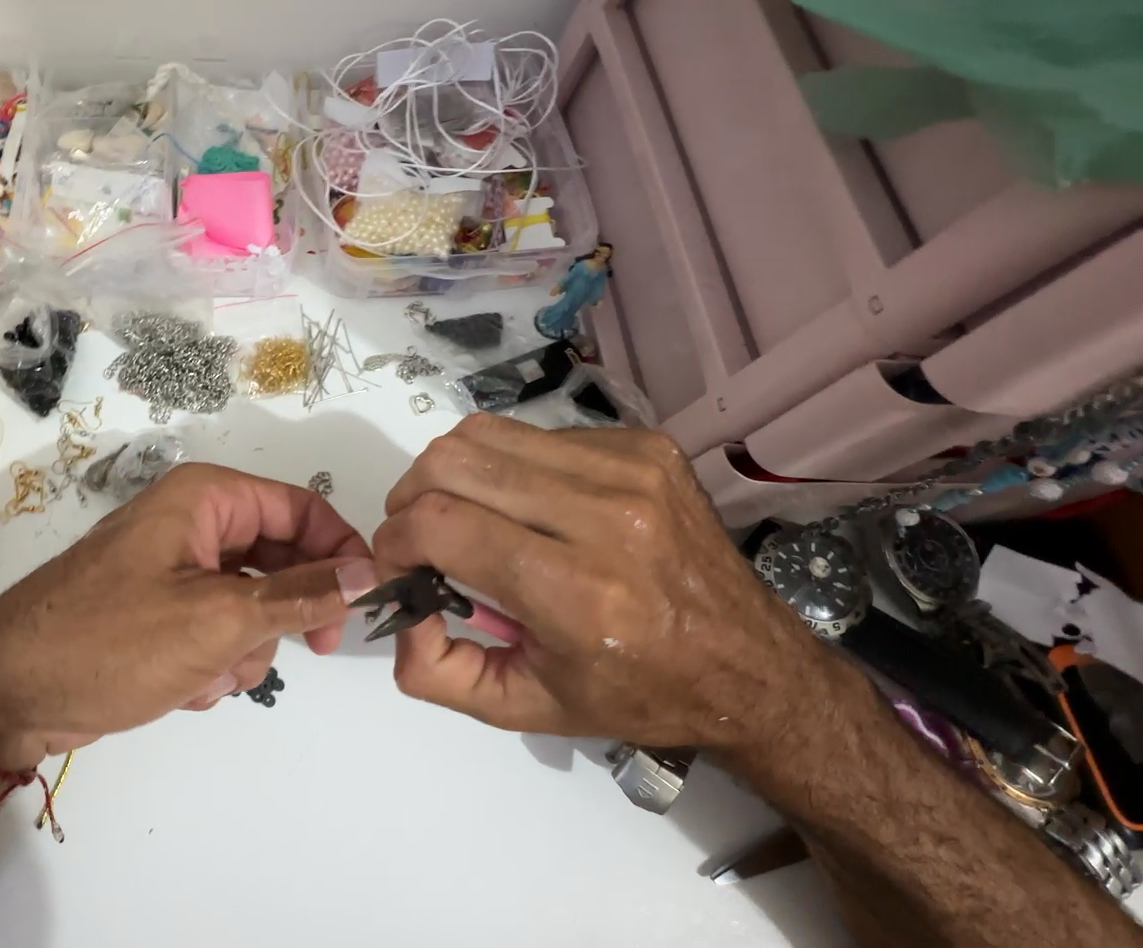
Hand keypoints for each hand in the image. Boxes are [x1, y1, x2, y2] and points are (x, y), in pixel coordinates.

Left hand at [0, 463, 375, 768]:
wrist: (10, 696)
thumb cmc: (113, 640)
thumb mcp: (219, 618)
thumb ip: (300, 593)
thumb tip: (368, 572)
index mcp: (204, 498)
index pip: (301, 508)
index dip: (340, 550)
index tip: (368, 601)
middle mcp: (192, 524)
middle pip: (279, 557)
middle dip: (286, 611)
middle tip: (315, 649)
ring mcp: (175, 571)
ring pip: (253, 603)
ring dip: (245, 647)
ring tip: (209, 673)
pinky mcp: (161, 614)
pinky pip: (219, 630)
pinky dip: (214, 662)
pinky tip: (184, 686)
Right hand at [372, 416, 841, 752]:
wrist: (749, 665)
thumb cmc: (633, 692)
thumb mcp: (523, 708)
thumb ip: (434, 670)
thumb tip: (392, 607)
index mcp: (578, 594)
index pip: (442, 526)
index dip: (395, 541)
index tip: (397, 564)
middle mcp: (607, 516)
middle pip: (452, 463)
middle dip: (408, 497)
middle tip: (417, 535)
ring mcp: (630, 468)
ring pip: (484, 434)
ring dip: (449, 474)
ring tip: (460, 514)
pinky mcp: (643, 445)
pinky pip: (532, 434)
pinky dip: (504, 466)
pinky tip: (524, 504)